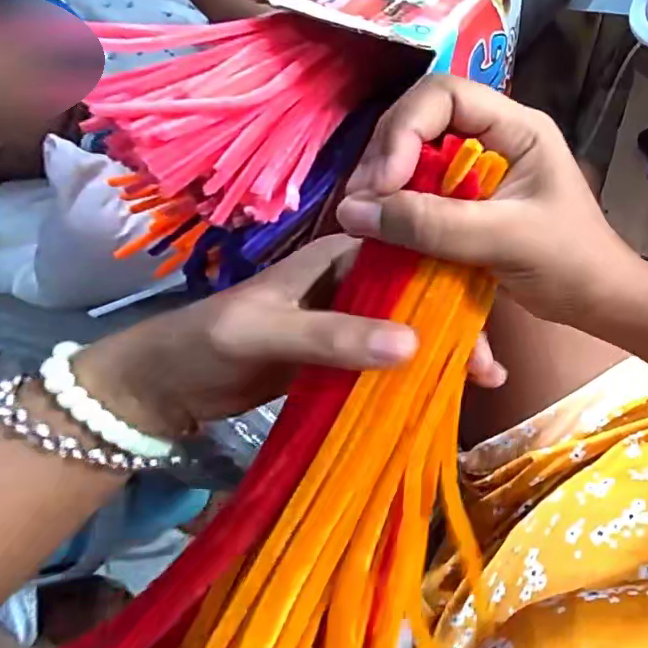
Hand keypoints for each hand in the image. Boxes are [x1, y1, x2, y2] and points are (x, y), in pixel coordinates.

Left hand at [71, 235, 504, 438]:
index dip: (452, 289)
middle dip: (460, 329)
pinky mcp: (350, 353)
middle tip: (488, 367)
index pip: (413, 262)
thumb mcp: (265, 332)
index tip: (480, 326)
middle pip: (424, 298)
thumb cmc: (205, 342)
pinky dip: (422, 373)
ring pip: (416, 329)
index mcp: (344, 257)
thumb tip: (413, 345)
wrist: (159, 388)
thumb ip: (333, 335)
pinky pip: (396, 359)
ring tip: (484, 380)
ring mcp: (356, 320)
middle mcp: (359, 282)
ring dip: (448, 353)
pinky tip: (449, 390)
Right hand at [335, 74, 644, 323]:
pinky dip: (401, 211)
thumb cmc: (571, 262)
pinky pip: (424, 195)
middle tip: (362, 205)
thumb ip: (435, 224)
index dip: (405, 128)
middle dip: (387, 158)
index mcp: (518, 129)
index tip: (385, 181)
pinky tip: (383, 232)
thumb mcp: (507, 238)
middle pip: (423, 124)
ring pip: (418, 161)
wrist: (598, 300)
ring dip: (387, 187)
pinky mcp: (472, 205)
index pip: (446, 95)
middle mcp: (497, 140)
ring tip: (365, 221)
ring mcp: (484, 173)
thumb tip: (354, 211)